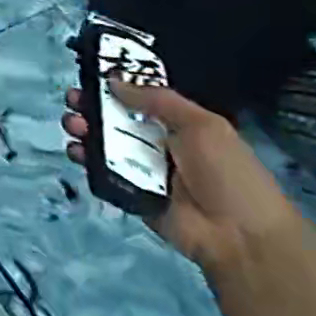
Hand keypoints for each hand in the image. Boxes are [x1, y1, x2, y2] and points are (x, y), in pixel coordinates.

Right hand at [63, 83, 303, 273]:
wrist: (241, 238)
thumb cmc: (229, 175)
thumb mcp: (203, 126)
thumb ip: (158, 100)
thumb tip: (114, 80)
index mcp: (176, 124)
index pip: (137, 98)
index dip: (113, 86)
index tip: (90, 77)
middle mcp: (155, 142)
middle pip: (113, 116)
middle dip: (89, 104)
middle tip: (74, 100)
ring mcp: (140, 168)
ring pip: (100, 140)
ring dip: (81, 127)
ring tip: (74, 125)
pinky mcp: (127, 190)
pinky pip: (98, 169)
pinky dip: (82, 157)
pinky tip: (76, 150)